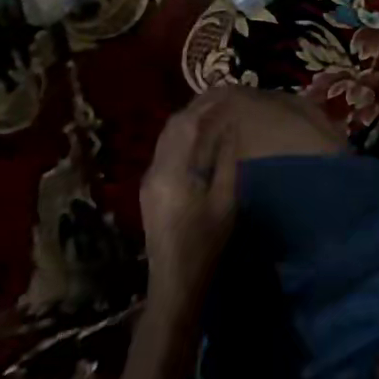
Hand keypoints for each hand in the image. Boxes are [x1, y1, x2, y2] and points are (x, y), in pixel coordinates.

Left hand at [140, 91, 238, 305]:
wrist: (174, 285)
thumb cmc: (205, 246)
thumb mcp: (224, 203)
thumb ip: (226, 162)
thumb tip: (230, 129)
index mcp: (172, 172)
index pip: (186, 124)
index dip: (205, 105)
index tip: (226, 94)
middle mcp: (154, 170)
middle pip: (172, 126)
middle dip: (195, 110)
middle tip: (221, 100)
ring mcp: (148, 180)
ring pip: (166, 137)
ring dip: (187, 122)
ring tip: (213, 115)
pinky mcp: (149, 189)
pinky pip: (164, 150)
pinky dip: (182, 138)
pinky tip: (199, 140)